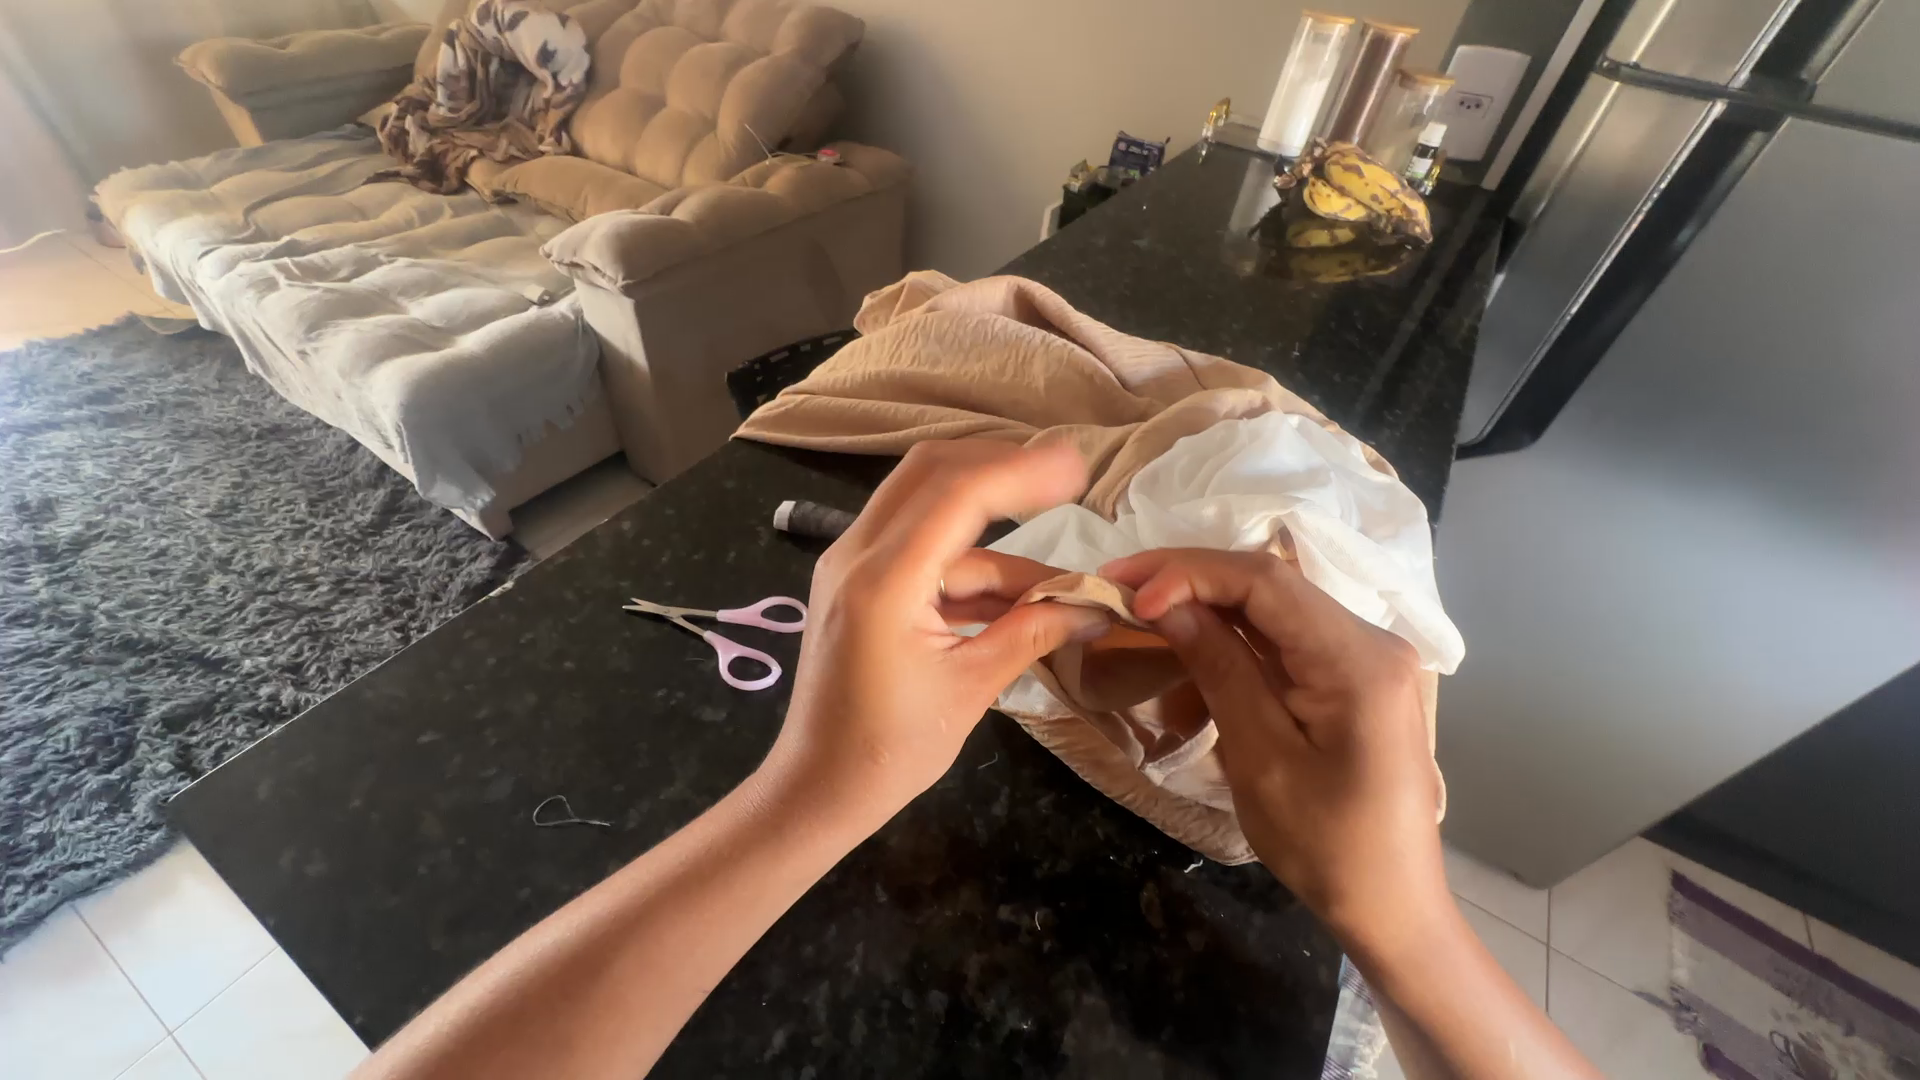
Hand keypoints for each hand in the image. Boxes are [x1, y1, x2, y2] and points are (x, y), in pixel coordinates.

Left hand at [761, 440, 1110, 827]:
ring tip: (1053, 560)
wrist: (818, 787)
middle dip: (1003, 468)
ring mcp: (851, 560)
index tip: (1079, 471)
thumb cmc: (890, 751)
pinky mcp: (858, 577)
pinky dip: (970, 558)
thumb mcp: (973, 688)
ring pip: (927, 503)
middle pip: (934, 471)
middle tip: (1064, 479)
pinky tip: (1017, 589)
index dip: (1024, 471)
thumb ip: (1033, 632)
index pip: (958, 492)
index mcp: (883, 580)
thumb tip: (1095, 606)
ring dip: (993, 524)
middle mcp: (857, 551)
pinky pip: (920, 544)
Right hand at [1101, 549, 1447, 950]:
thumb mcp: (1260, 757)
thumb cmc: (1326, 845)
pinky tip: (1190, 635)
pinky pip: (1282, 633)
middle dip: (1188, 578)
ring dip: (1204, 600)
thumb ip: (1218, 667)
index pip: (1265, 581)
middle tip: (1119, 584)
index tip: (1131, 596)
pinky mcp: (1350, 672)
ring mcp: (1364, 654)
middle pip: (1268, 583)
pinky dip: (1230, 631)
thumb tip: (1164, 603)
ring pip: (1271, 603)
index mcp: (1359, 660)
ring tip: (1141, 605)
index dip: (1190, 575)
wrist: (1391, 904)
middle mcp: (1371, 639)